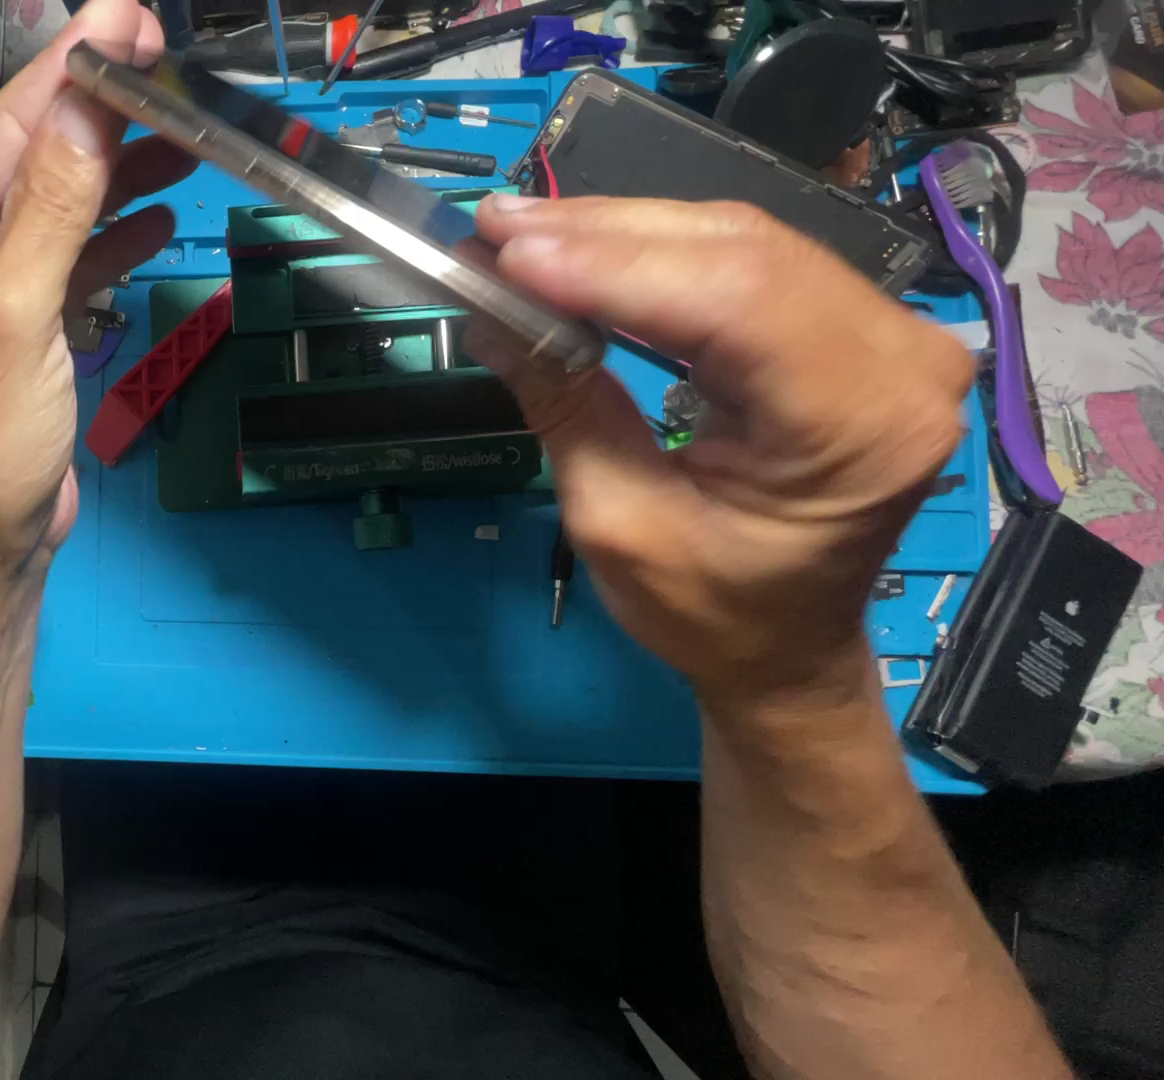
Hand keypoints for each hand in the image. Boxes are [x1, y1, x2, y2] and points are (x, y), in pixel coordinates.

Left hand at [0, 0, 195, 577]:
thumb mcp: (13, 318)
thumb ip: (50, 210)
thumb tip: (86, 103)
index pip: (8, 126)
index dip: (72, 70)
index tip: (130, 18)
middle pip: (39, 158)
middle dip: (104, 112)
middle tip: (171, 68)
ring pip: (65, 208)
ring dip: (121, 172)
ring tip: (186, 140)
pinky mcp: (31, 327)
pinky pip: (76, 262)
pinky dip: (116, 237)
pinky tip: (157, 216)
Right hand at [472, 196, 972, 709]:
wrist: (780, 648)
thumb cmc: (706, 610)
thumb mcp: (615, 521)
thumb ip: (565, 409)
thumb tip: (492, 319)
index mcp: (855, 426)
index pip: (734, 303)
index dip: (613, 267)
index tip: (507, 255)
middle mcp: (898, 358)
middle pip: (740, 251)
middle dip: (602, 234)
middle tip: (494, 230)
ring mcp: (884, 334)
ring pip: (738, 241)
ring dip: (618, 233)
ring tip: (518, 236)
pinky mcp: (847, 329)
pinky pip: (741, 265)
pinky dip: (649, 255)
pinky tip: (581, 250)